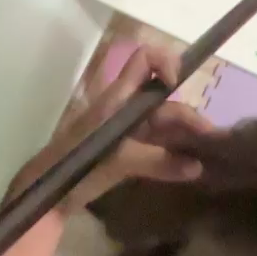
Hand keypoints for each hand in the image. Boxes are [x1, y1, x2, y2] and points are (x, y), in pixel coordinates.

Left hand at [10, 45, 218, 212]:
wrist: (44, 194)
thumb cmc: (75, 167)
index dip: (166, 62)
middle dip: (187, 113)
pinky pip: (154, 145)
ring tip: (208, 151)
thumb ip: (157, 162)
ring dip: (183, 134)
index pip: (144, 60)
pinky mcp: (123, 152)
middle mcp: (123, 108)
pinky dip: (171, 152)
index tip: (179, 84)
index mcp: (117, 99)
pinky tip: (190, 166)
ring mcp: (123, 131)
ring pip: (160, 123)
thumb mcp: (118, 162)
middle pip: (161, 99)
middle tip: (212, 137)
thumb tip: (197, 167)